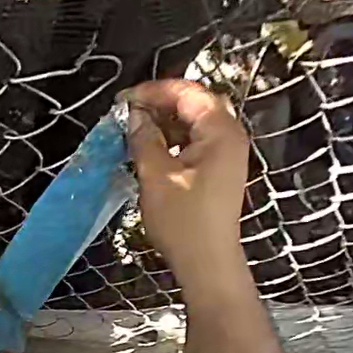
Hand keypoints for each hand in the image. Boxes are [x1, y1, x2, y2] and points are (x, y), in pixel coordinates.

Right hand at [125, 80, 253, 303]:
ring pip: (193, 126)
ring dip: (164, 125)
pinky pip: (194, 145)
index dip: (155, 91)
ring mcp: (226, 156)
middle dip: (159, 105)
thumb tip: (134, 115)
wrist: (206, 261)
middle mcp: (229, 137)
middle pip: (194, 106)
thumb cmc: (182, 220)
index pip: (188, 92)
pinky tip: (150, 152)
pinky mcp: (218, 173)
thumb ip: (144, 140)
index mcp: (220, 131)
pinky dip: (172, 143)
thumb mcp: (156, 177)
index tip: (123, 100)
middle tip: (126, 114)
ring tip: (133, 132)